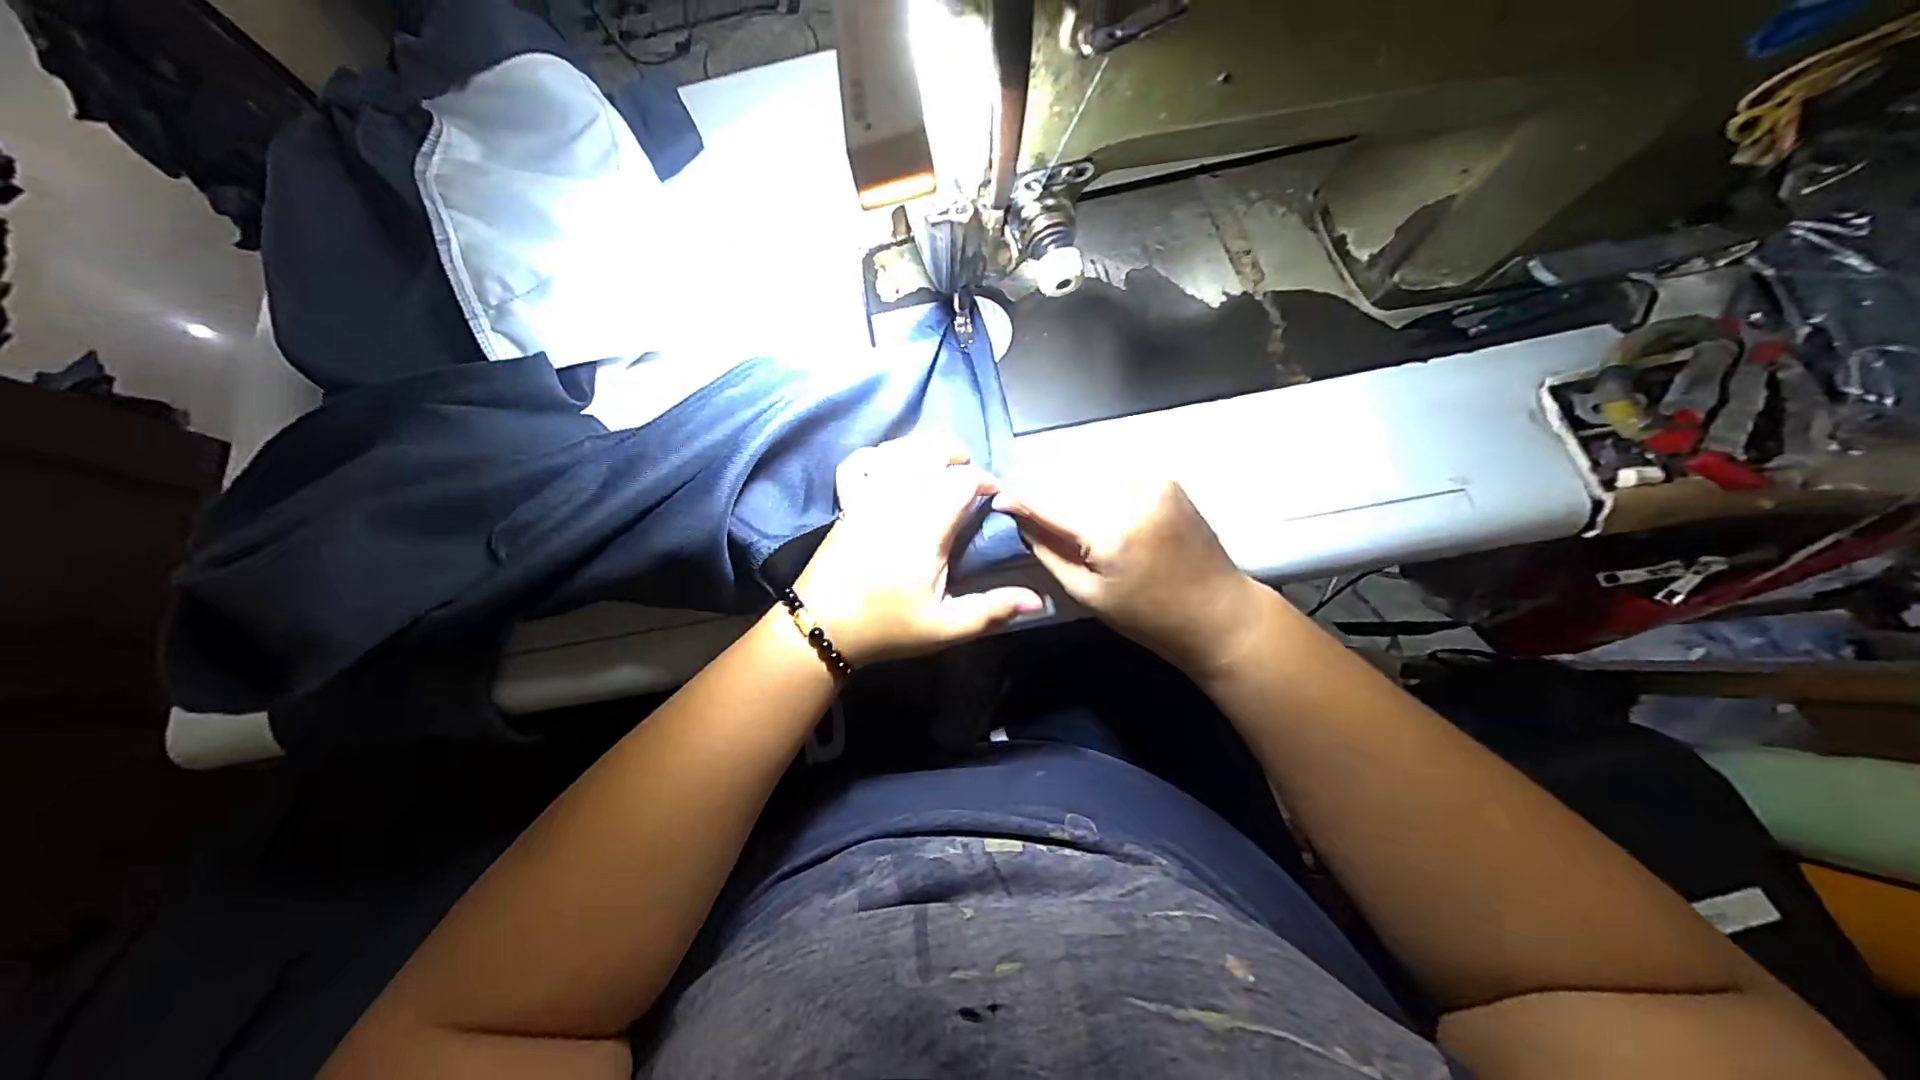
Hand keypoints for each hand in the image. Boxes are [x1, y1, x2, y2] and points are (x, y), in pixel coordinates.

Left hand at [791, 438, 1046, 665]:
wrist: (822, 626)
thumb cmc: (886, 626)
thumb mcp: (944, 627)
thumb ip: (991, 610)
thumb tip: (1038, 601)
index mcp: (926, 526)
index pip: (964, 480)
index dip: (987, 482)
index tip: (995, 499)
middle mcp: (897, 499)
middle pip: (931, 448)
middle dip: (957, 454)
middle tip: (968, 479)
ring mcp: (868, 496)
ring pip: (898, 448)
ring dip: (923, 449)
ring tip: (937, 468)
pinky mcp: (847, 502)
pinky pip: (860, 462)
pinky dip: (879, 456)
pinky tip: (891, 469)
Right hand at [992, 474, 1265, 679]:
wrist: (1217, 611)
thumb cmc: (1148, 615)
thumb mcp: (1088, 593)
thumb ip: (1049, 551)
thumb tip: (1018, 517)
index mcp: (1109, 532)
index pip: (1049, 504)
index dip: (1020, 498)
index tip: (999, 495)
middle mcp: (1131, 496)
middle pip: (1069, 482)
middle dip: (1049, 491)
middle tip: (1034, 508)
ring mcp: (1153, 482)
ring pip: (1093, 475)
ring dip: (1075, 486)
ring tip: (1069, 508)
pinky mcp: (1166, 480)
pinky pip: (1118, 476)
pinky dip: (1102, 487)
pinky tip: (1102, 506)